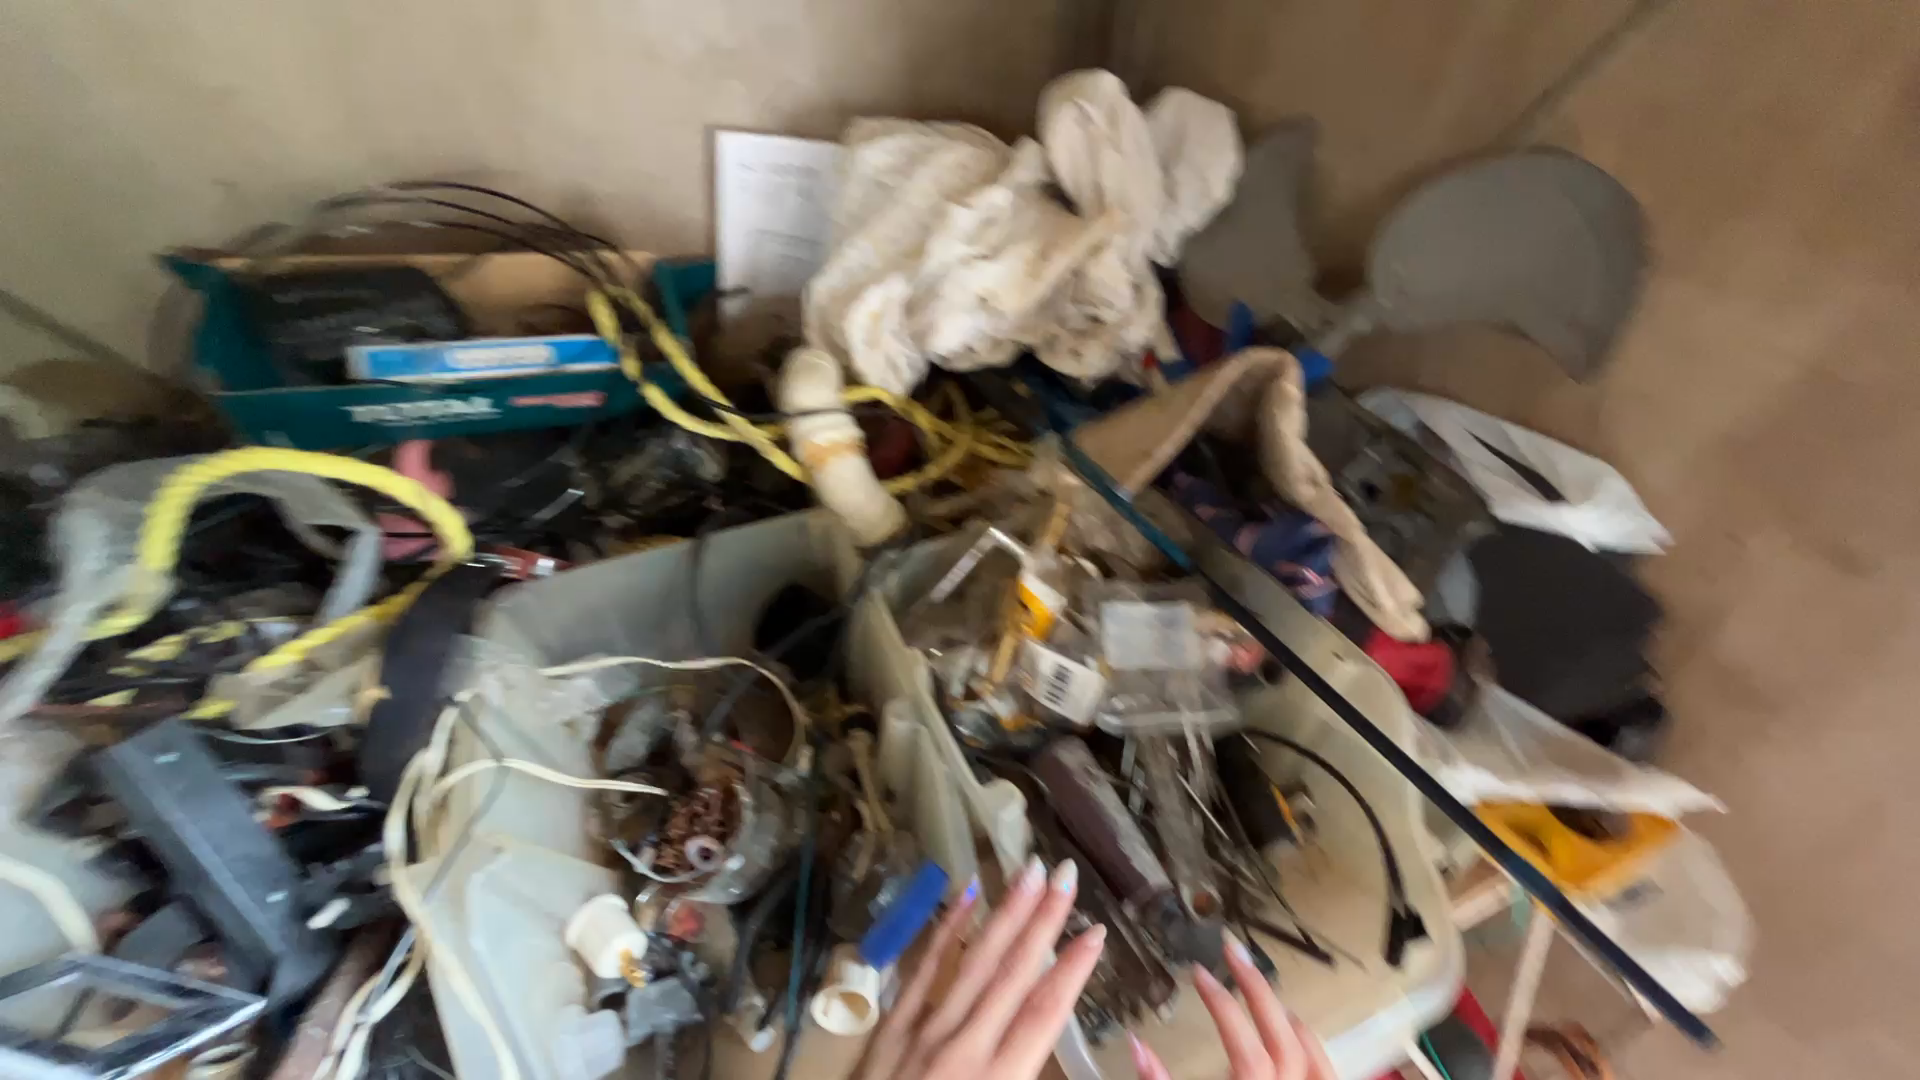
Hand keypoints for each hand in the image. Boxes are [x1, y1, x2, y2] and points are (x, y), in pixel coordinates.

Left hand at [853, 856, 1105, 1079]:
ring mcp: (922, 1032)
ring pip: (973, 961)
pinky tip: (964, 894)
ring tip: (1028, 871)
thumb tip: (1048, 1035)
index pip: (1042, 1015)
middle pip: (1011, 974)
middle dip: (1042, 921)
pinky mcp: (892, 1027)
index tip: (1095, 930)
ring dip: (1004, 913)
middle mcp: (961, 1049)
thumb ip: (1024, 1074)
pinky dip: (946, 930)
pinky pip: (923, 969)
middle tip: (1064, 873)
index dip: (1071, 971)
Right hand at [1128, 934, 1335, 1079]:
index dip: (1223, 1007)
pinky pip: (1327, 1074)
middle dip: (1255, 986)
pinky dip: (1311, 1043)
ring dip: (1283, 1012)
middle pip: (1284, 1040)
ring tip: (1254, 981)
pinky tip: (1291, 1024)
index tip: (1198, 972)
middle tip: (1228, 946)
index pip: (1246, 1050)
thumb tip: (1134, 1042)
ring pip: (1313, 1056)